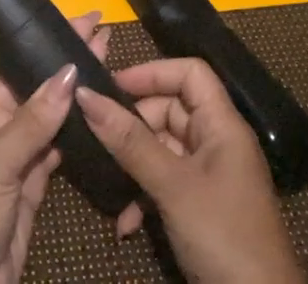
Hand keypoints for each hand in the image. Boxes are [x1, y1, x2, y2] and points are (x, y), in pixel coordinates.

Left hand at [0, 11, 110, 283]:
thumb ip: (31, 119)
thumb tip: (68, 72)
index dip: (11, 23)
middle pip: (20, 75)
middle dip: (53, 49)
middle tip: (93, 21)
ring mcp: (9, 151)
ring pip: (42, 107)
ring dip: (70, 83)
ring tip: (104, 50)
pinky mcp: (31, 180)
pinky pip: (55, 142)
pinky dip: (76, 125)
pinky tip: (99, 103)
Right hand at [77, 58, 303, 283]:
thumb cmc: (223, 235)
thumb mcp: (172, 185)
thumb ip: (129, 140)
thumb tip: (85, 94)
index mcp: (223, 126)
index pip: (190, 73)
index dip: (152, 72)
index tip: (111, 87)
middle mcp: (218, 143)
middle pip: (171, 108)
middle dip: (134, 124)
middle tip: (99, 139)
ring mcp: (211, 176)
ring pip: (163, 148)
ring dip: (133, 165)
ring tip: (108, 183)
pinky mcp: (202, 206)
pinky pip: (166, 182)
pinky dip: (143, 195)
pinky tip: (126, 225)